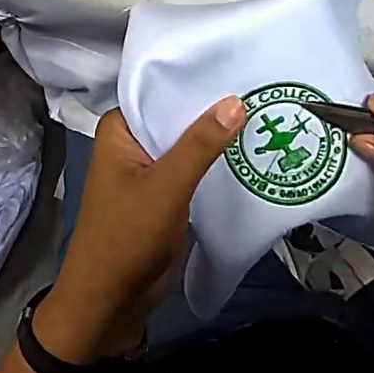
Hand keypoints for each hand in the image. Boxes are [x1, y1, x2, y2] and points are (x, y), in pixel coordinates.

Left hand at [35, 100, 245, 363]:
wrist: (109, 303)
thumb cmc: (127, 236)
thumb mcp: (166, 186)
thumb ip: (200, 145)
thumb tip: (236, 101)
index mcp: (119, 129)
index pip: (158, 91)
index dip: (194, 82)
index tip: (237, 69)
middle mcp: (131, 143)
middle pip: (175, 118)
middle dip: (211, 111)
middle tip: (260, 91)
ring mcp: (147, 170)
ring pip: (185, 146)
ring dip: (215, 140)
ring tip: (264, 117)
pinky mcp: (163, 195)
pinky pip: (191, 171)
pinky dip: (213, 166)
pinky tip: (248, 155)